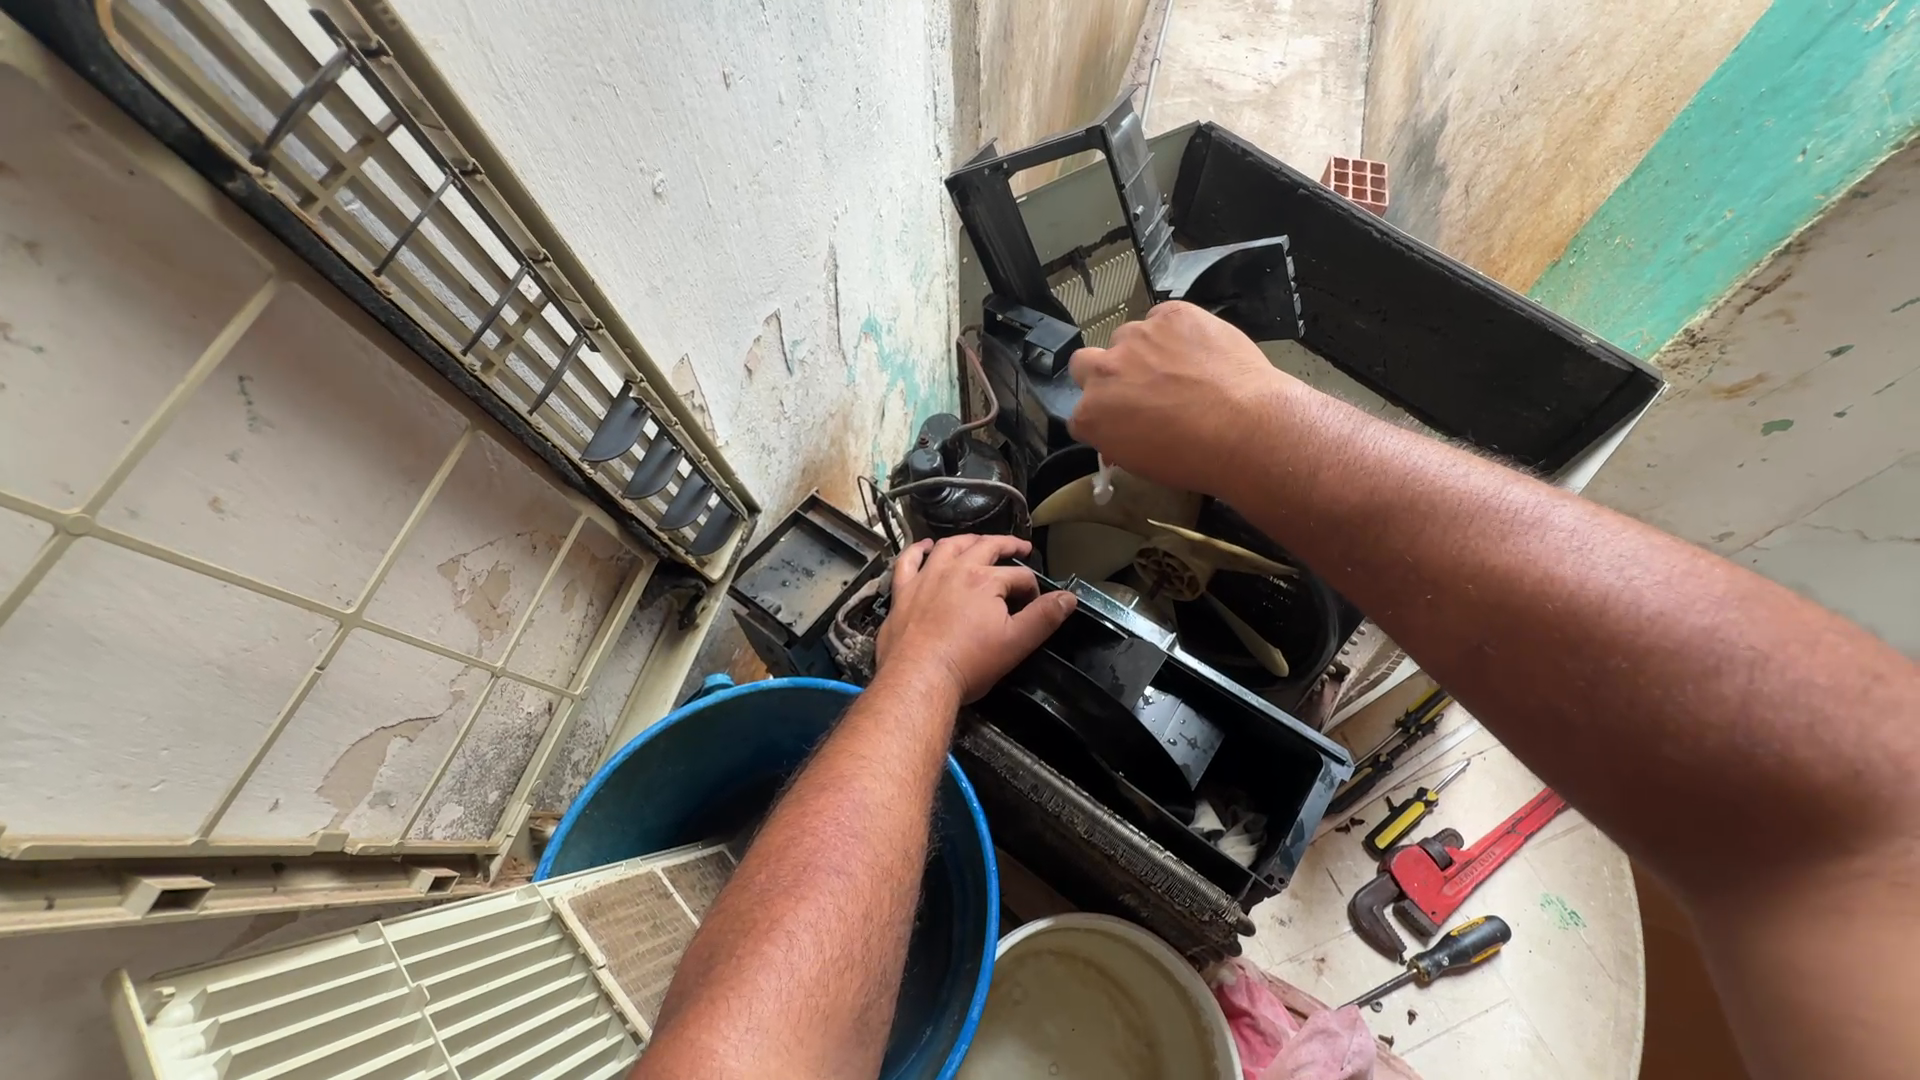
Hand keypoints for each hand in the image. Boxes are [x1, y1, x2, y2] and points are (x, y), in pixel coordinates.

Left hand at [874, 535, 1077, 703]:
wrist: (918, 678)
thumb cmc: (969, 663)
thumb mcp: (1016, 643)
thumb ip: (1044, 617)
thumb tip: (1068, 598)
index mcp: (986, 580)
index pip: (1019, 576)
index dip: (1032, 588)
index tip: (1034, 602)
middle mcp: (956, 570)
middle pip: (986, 547)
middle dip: (1007, 545)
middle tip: (1020, 547)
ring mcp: (926, 578)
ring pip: (949, 546)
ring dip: (968, 540)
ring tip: (979, 541)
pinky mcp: (903, 592)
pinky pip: (909, 561)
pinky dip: (918, 549)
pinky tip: (926, 547)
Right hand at [1067, 301, 1304, 493]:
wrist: (1243, 428)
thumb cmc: (1194, 458)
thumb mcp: (1142, 464)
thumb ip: (1119, 440)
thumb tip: (1122, 432)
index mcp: (1091, 414)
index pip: (1081, 412)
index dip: (1102, 415)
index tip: (1122, 420)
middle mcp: (1104, 371)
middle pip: (1085, 363)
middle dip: (1105, 373)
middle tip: (1138, 387)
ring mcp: (1137, 338)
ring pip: (1128, 337)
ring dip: (1144, 350)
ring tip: (1180, 368)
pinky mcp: (1171, 315)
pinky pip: (1163, 318)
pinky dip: (1176, 331)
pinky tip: (1199, 351)